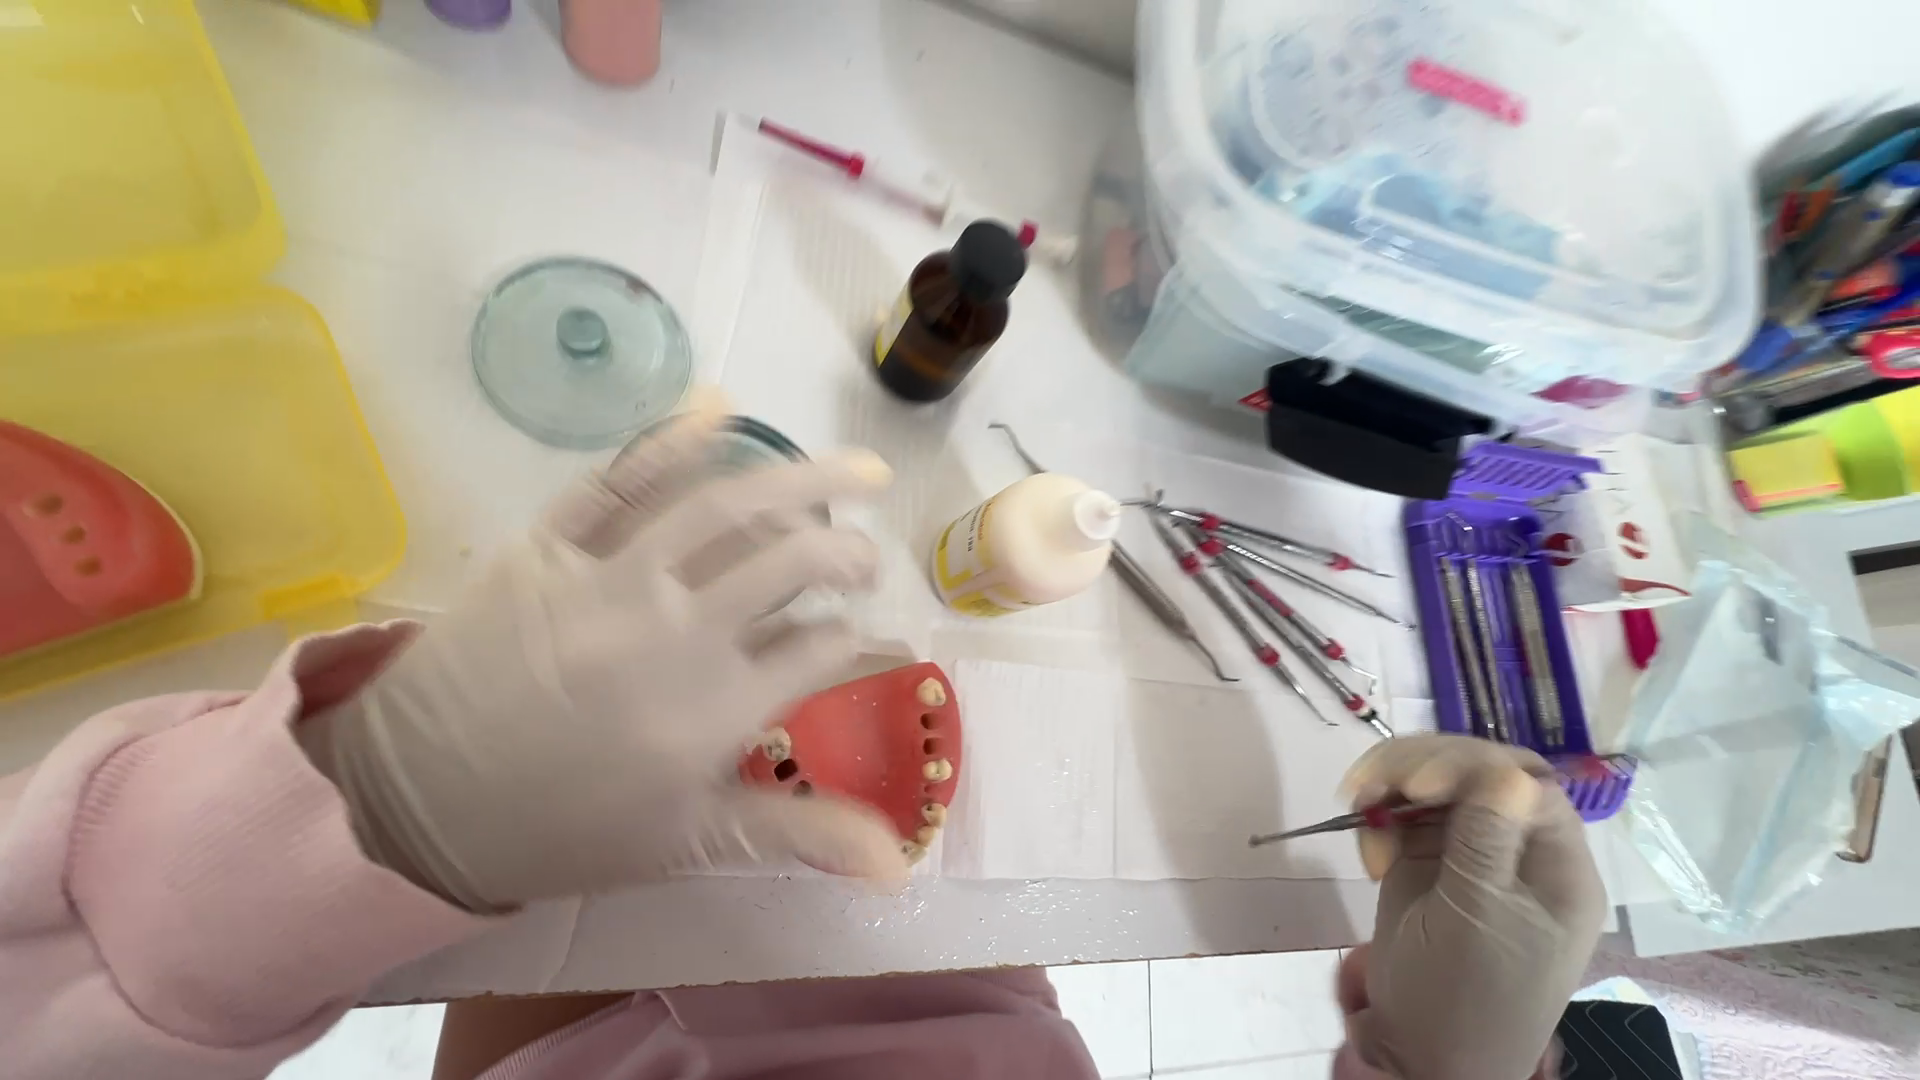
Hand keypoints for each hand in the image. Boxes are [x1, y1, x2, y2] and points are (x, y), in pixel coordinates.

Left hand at [298, 401, 909, 910]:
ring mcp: (613, 581)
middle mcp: (678, 633)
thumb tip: (900, 864)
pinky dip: (672, 439)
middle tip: (867, 563)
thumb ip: (801, 834)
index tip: (885, 638)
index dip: (866, 640)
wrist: (411, 802)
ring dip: (805, 483)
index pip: (824, 651)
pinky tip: (721, 406)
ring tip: (859, 472)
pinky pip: (618, 481)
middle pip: (794, 567)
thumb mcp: (693, 840)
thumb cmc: (568, 826)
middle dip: (850, 560)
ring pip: (726, 509)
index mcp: (717, 710)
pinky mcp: (552, 549)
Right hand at [1338, 737, 1604, 1079]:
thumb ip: (1486, 841)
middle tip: (1370, 788)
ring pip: (1430, 782)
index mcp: (1553, 867)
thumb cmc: (1463, 993)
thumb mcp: (1477, 917)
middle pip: (1471, 772)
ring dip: (1388, 784)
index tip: (1416, 787)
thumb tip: (1508, 772)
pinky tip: (1366, 848)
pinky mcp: (1421, 857)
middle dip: (1417, 767)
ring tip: (1358, 807)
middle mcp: (1513, 848)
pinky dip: (1376, 816)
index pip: (1523, 784)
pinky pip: (1399, 811)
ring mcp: (1465, 850)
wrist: (1419, 1048)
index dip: (1469, 769)